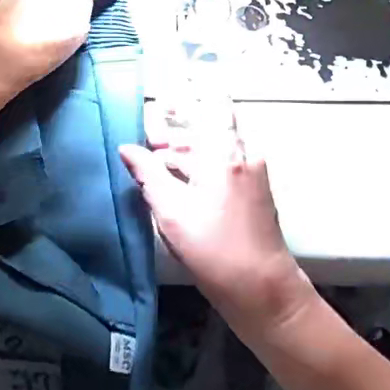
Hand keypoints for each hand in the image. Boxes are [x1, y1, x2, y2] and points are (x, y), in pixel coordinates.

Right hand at [118, 101, 314, 335]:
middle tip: (144, 140)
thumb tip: (127, 148)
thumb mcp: (170, 210)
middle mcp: (243, 156)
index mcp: (225, 152)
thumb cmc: (214, 248)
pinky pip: (220, 168)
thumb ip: (147, 173)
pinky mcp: (251, 195)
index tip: (160, 101)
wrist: (263, 292)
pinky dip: (197, 169)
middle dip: (175, 131)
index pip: (213, 103)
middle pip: (207, 129)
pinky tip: (173, 186)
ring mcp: (251, 176)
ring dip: (184, 153)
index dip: (187, 97)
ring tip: (152, 165)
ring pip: (212, 151)